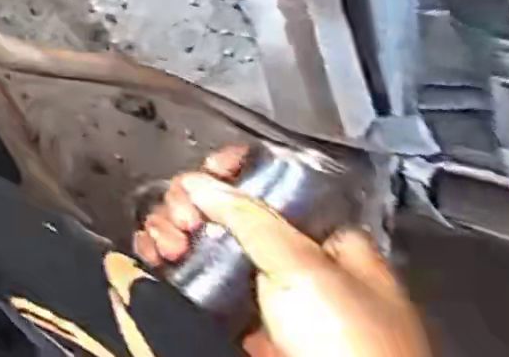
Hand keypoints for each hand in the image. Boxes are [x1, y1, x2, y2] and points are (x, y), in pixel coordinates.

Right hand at [135, 147, 428, 356]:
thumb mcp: (303, 266)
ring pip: (197, 238)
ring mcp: (258, 292)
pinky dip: (160, 257)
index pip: (274, 185)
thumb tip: (199, 182)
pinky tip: (152, 255)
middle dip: (190, 202)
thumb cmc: (355, 348)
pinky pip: (184, 274)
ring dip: (169, 229)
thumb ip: (247, 213)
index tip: (210, 169)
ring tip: (168, 244)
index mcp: (324, 242)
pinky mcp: (230, 319)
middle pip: (223, 208)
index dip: (238, 170)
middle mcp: (288, 261)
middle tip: (183, 217)